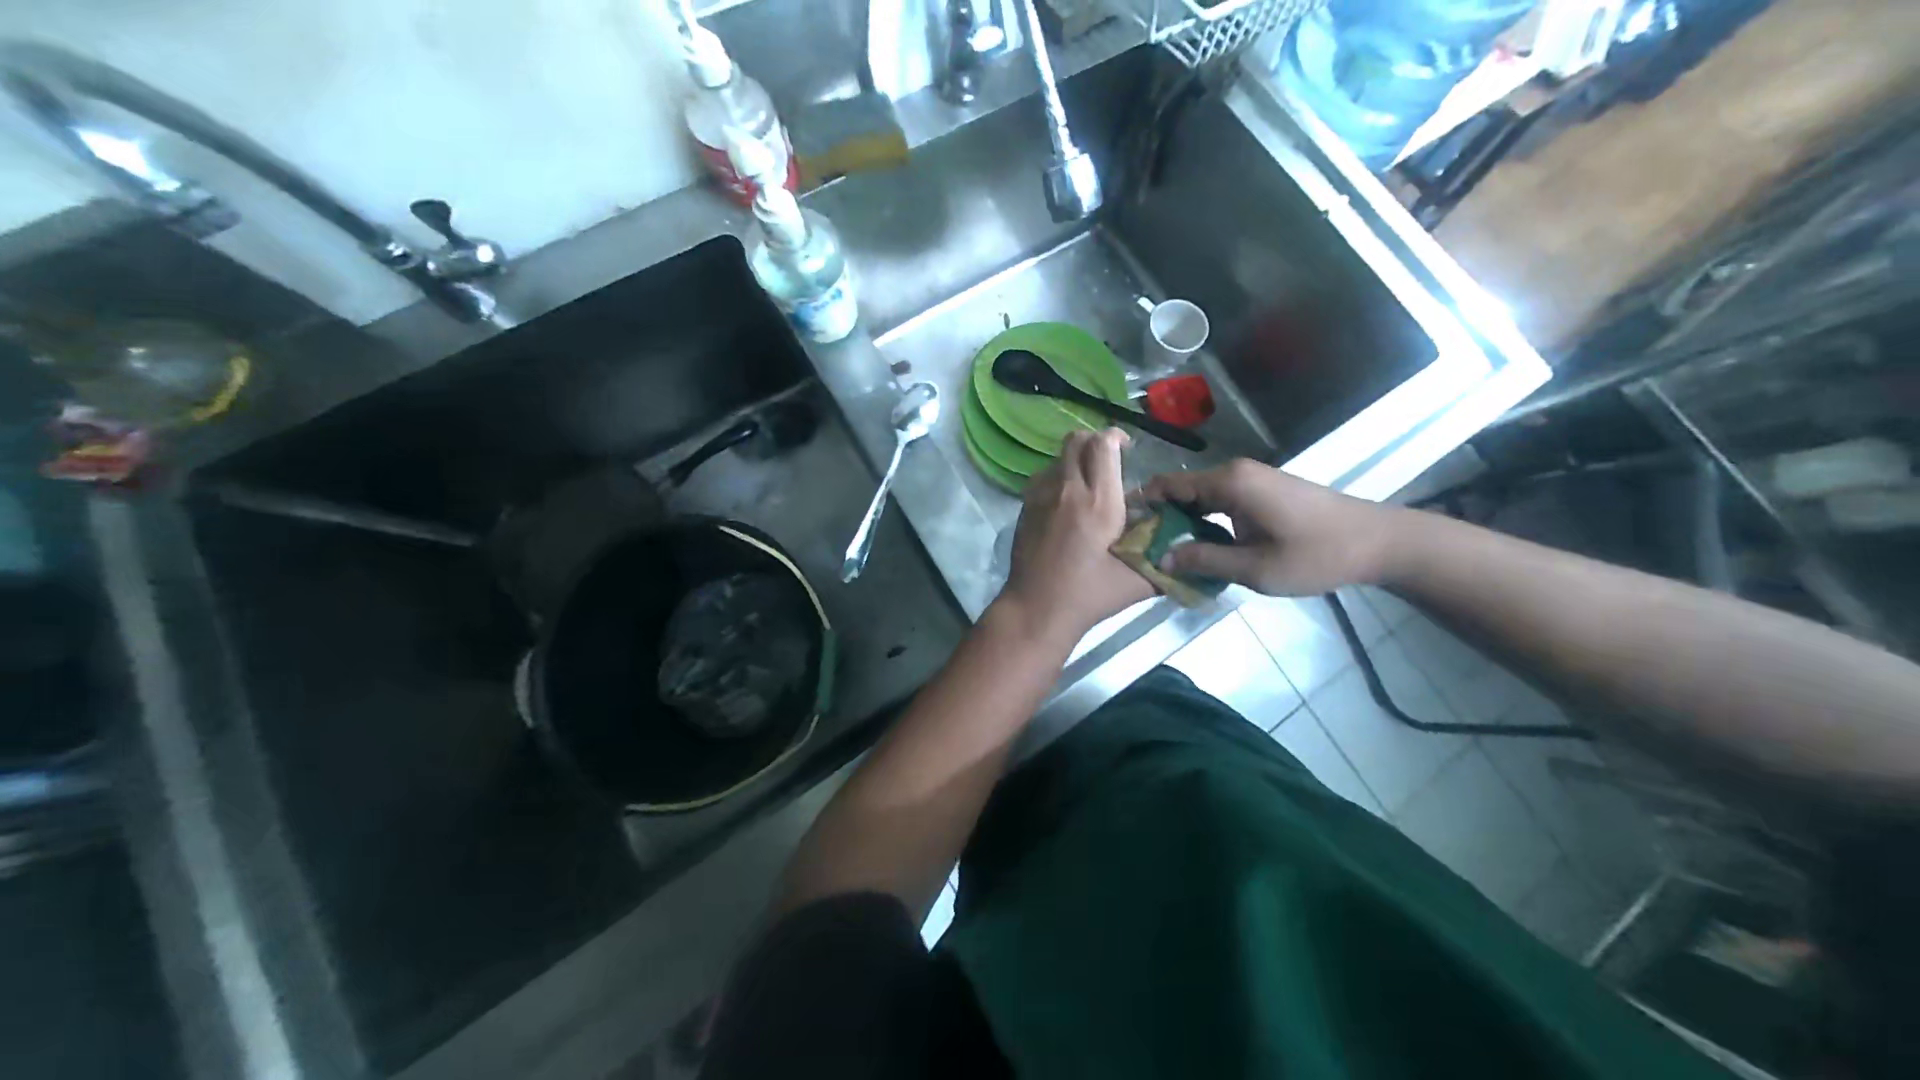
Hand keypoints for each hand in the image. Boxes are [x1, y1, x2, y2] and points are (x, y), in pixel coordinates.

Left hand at [999, 429, 1154, 640]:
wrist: (1036, 609)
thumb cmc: (1088, 596)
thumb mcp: (1136, 582)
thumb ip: (1162, 559)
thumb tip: (1183, 546)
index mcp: (1099, 503)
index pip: (1104, 445)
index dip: (1116, 437)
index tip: (1127, 448)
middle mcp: (1067, 490)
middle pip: (1076, 439)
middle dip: (1095, 442)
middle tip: (1109, 461)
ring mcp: (1040, 497)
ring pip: (1057, 458)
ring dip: (1075, 461)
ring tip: (1088, 485)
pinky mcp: (1025, 508)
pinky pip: (1042, 478)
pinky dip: (1057, 479)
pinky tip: (1067, 504)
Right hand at [1141, 459, 1409, 595]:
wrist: (1378, 543)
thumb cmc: (1315, 555)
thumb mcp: (1254, 568)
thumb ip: (1203, 560)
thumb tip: (1160, 557)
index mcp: (1229, 483)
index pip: (1168, 485)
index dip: (1142, 506)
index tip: (1122, 531)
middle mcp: (1236, 473)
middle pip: (1182, 490)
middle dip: (1160, 518)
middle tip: (1140, 550)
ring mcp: (1251, 480)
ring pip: (1201, 497)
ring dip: (1183, 522)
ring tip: (1164, 552)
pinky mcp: (1263, 491)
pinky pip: (1220, 502)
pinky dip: (1205, 521)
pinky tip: (1200, 547)